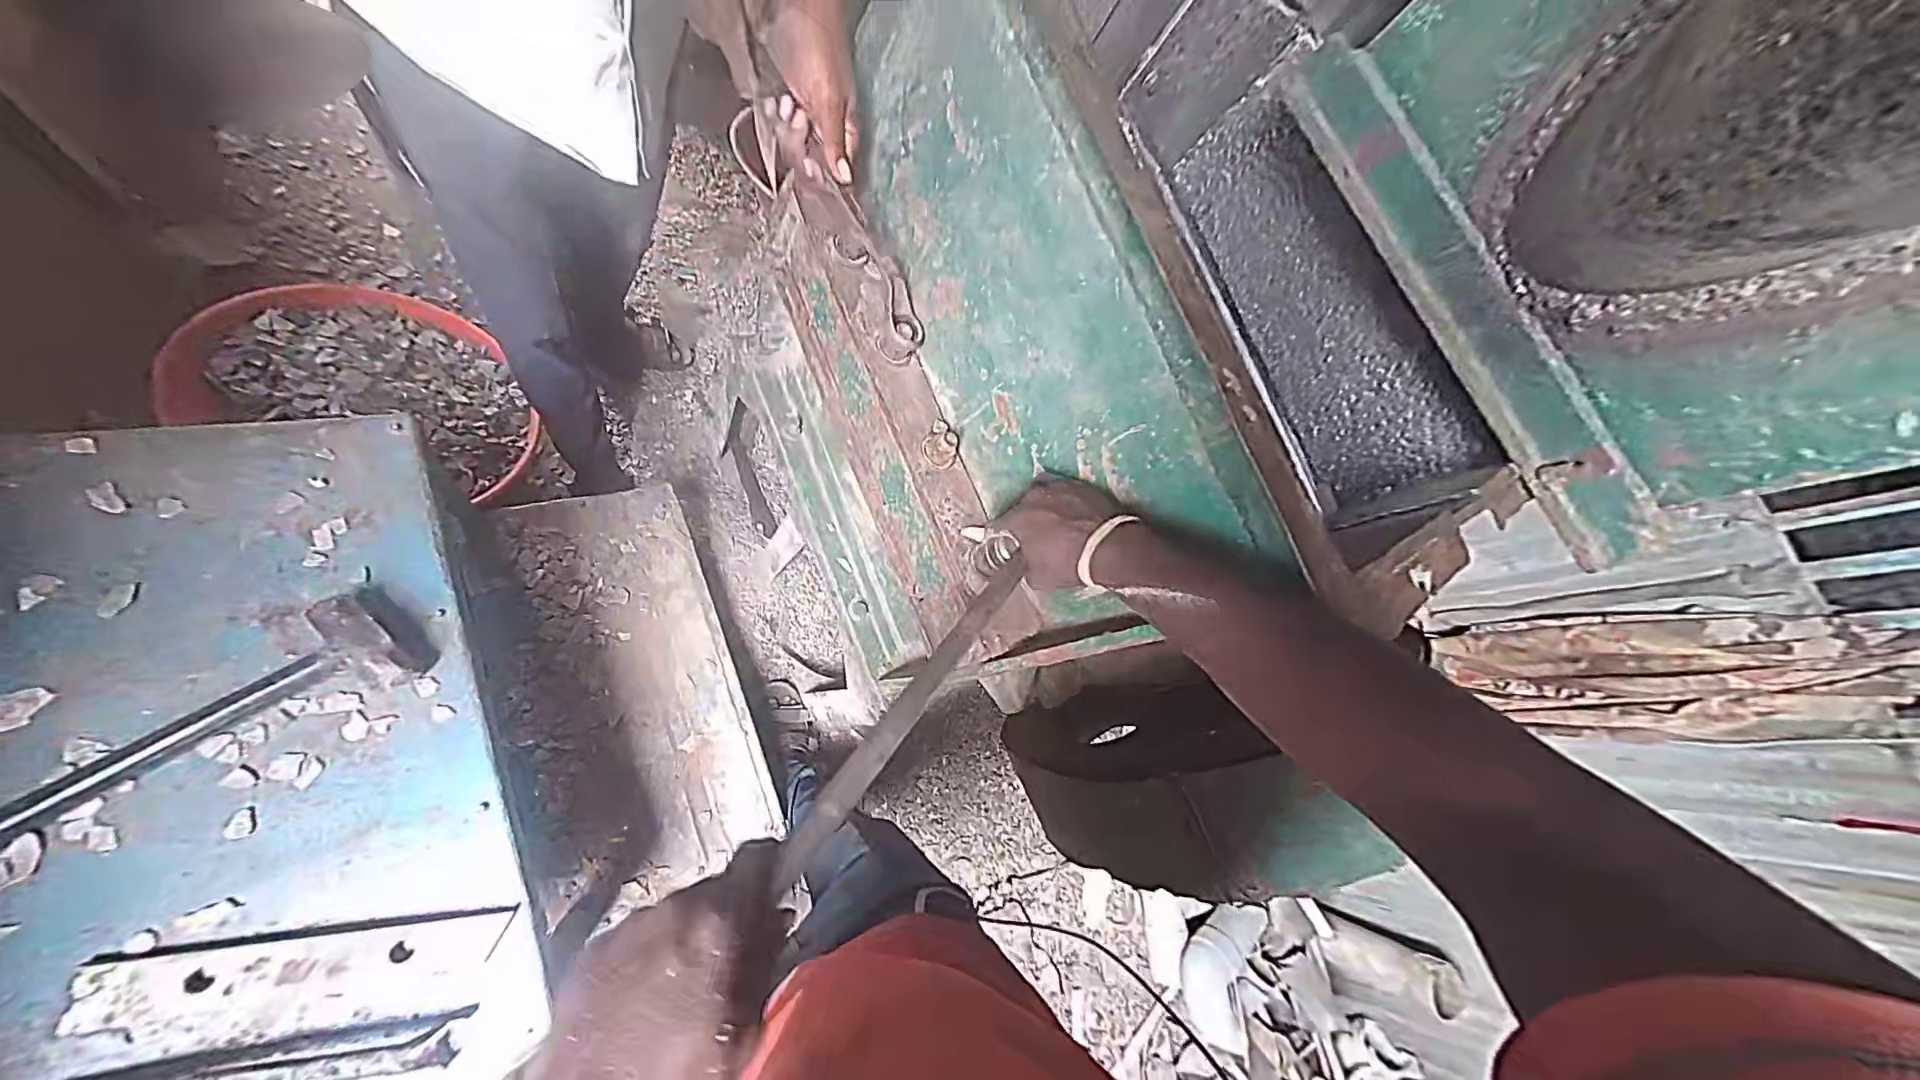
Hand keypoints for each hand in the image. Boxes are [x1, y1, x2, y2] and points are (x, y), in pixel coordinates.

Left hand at [529, 842, 783, 1079]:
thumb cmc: (672, 1066)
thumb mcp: (747, 1023)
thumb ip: (767, 958)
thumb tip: (776, 926)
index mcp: (720, 918)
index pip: (758, 857)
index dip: (772, 864)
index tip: (775, 874)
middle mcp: (674, 908)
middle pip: (715, 888)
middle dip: (726, 915)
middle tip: (731, 956)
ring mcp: (630, 926)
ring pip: (675, 911)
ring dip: (686, 935)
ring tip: (685, 986)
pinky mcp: (595, 950)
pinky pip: (636, 935)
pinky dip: (647, 955)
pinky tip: (648, 995)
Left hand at [760, 0, 858, 183]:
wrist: (790, 3)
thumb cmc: (818, 44)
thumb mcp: (828, 99)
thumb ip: (835, 141)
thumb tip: (845, 178)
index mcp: (844, 127)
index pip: (836, 167)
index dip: (822, 173)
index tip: (808, 167)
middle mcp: (825, 122)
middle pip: (810, 156)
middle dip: (799, 144)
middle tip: (796, 116)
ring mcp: (804, 109)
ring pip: (791, 141)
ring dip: (784, 128)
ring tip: (786, 102)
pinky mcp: (784, 96)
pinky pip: (776, 121)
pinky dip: (773, 115)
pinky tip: (774, 100)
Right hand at [992, 476, 1126, 590]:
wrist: (1110, 547)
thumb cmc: (1069, 564)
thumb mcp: (1038, 577)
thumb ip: (1024, 566)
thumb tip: (1024, 562)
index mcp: (1017, 519)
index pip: (996, 526)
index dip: (998, 536)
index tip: (1002, 543)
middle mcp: (1032, 497)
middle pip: (1018, 507)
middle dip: (1021, 520)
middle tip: (1031, 535)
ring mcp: (1056, 486)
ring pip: (1040, 494)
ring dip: (1040, 505)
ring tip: (1050, 520)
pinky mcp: (1078, 484)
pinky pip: (1061, 490)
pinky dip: (1061, 500)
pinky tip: (1069, 512)